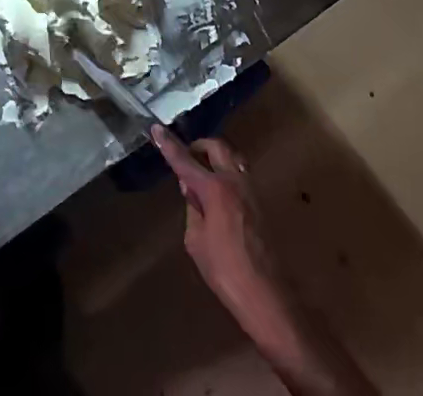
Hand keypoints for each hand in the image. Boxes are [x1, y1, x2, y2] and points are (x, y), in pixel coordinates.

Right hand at [151, 126, 286, 323]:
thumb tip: (193, 190)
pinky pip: (240, 176)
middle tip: (185, 157)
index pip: (185, 161)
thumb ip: (193, 208)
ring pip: (232, 159)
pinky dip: (226, 175)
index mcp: (215, 189)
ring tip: (201, 177)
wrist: (266, 294)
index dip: (168, 145)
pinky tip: (218, 196)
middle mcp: (235, 181)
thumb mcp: (196, 240)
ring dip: (215, 159)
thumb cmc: (224, 270)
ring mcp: (252, 191)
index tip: (156, 128)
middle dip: (199, 147)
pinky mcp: (261, 203)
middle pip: (217, 147)